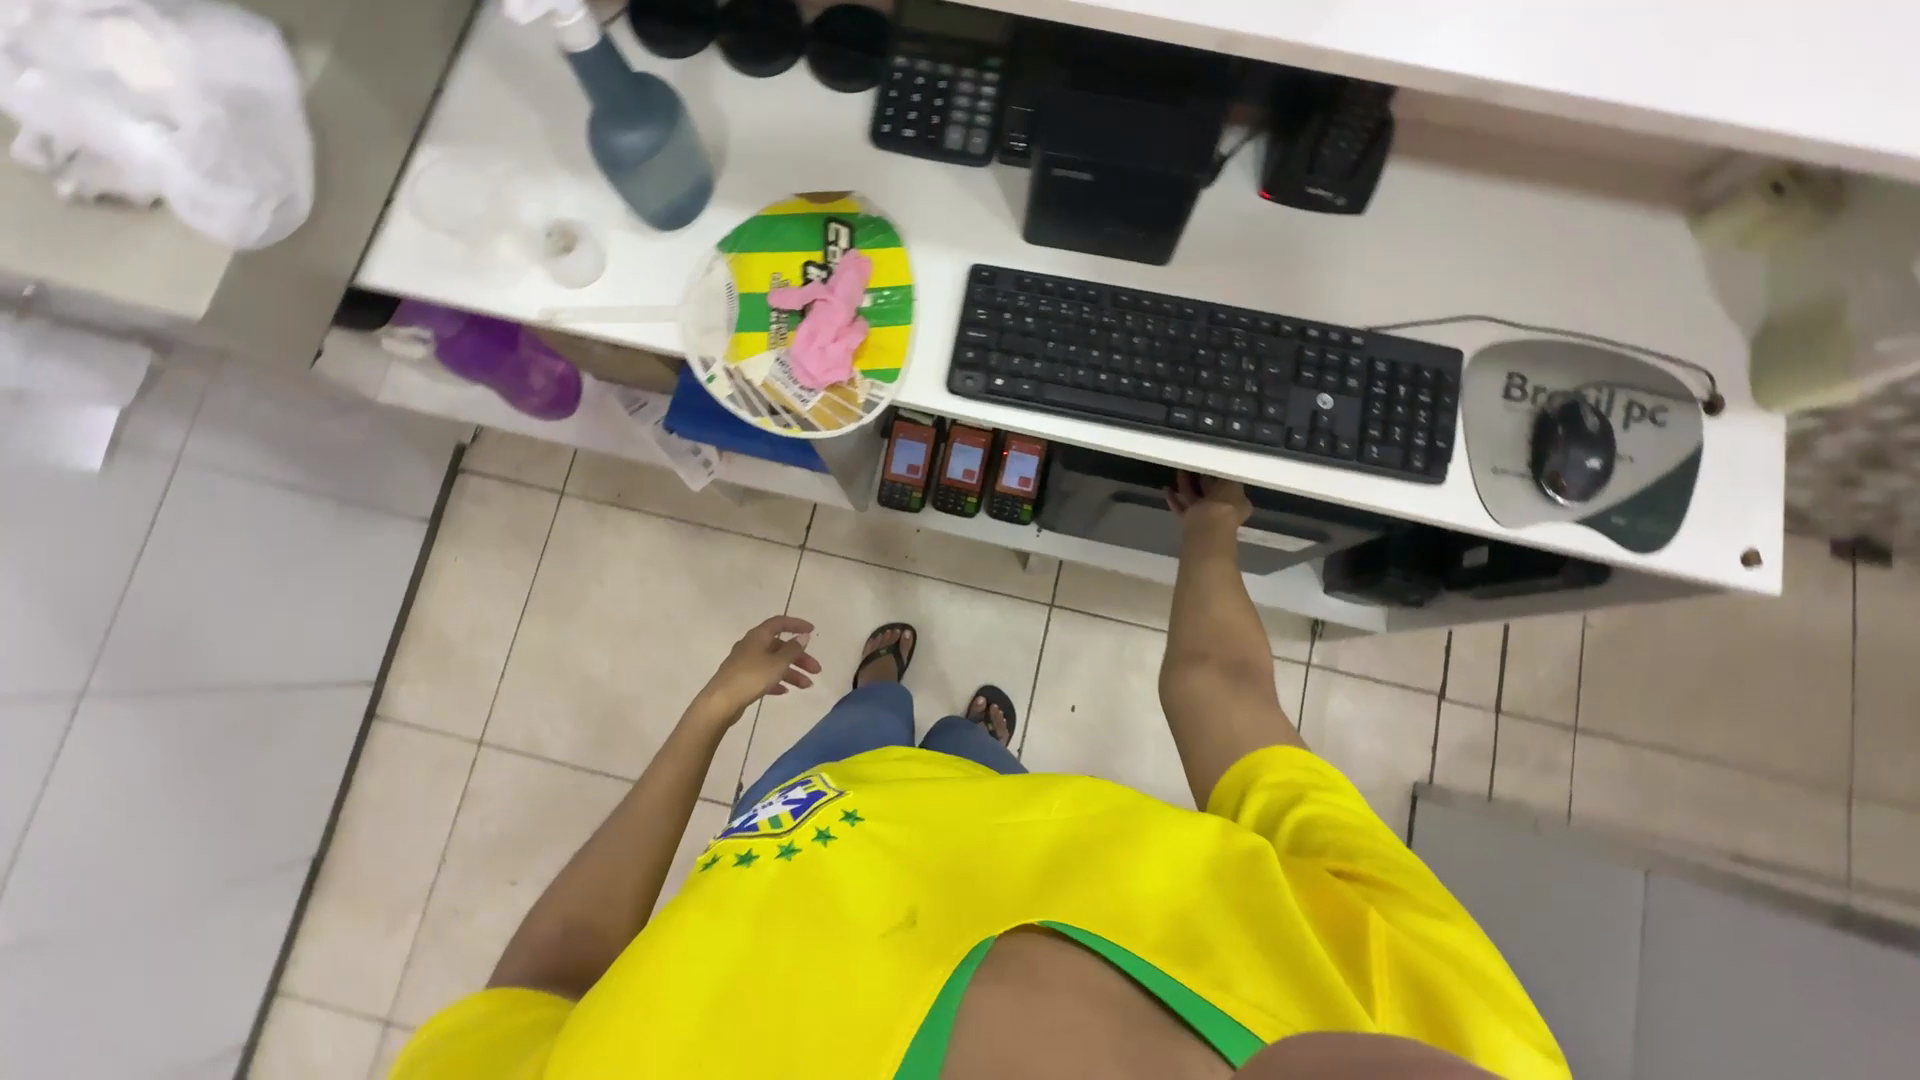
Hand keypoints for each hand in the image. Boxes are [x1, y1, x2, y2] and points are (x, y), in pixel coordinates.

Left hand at [689, 616, 822, 727]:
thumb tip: (803, 636)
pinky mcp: (741, 679)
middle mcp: (751, 646)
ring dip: (791, 672)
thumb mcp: (777, 663)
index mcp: (758, 636)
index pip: (780, 623)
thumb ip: (792, 650)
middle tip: (816, 670)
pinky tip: (784, 691)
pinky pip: (763, 676)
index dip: (796, 625)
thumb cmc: (751, 677)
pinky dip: (776, 681)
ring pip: (773, 663)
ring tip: (806, 686)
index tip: (812, 631)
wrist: (720, 702)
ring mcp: (745, 663)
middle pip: (780, 646)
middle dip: (799, 657)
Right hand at [1165, 471, 1251, 531]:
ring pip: (1196, 498)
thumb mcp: (1231, 483)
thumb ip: (1224, 475)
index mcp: (1239, 503)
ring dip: (1187, 486)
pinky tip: (1167, 489)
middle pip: (1212, 493)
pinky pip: (1183, 507)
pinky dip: (1175, 499)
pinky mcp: (1191, 521)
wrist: (1208, 526)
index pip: (1231, 486)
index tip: (1211, 465)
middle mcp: (1224, 511)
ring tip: (1179, 471)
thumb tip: (1218, 469)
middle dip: (1202, 480)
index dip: (1220, 475)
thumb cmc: (1225, 502)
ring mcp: (1206, 517)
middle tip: (1193, 465)